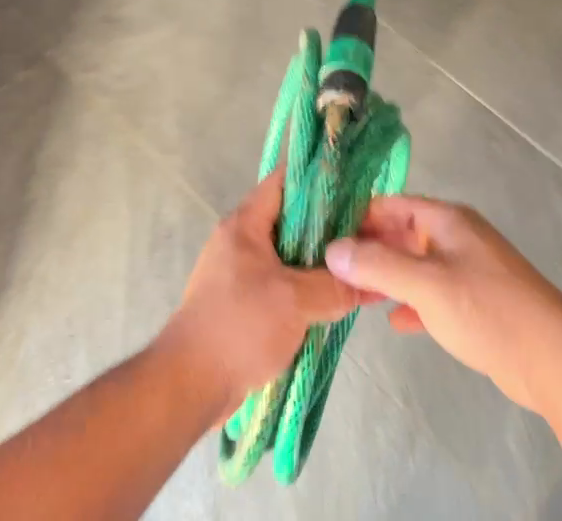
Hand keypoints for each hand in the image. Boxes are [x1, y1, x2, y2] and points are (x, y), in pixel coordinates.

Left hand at [158, 168, 363, 417]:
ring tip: (363, 270)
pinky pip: (285, 286)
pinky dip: (310, 290)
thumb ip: (334, 287)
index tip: (358, 189)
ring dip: (323, 264)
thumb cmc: (239, 326)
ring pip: (291, 256)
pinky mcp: (246, 304)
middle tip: (371, 236)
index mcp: (245, 225)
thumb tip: (368, 283)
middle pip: (293, 220)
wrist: (190, 382)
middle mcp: (241, 242)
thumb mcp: (294, 301)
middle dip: (331, 227)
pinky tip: (340, 301)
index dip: (320, 180)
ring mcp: (242, 274)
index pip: (284, 182)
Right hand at [325, 195, 561, 412]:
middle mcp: (457, 238)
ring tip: (351, 294)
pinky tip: (395, 322)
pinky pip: (433, 295)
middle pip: (402, 234)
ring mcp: (468, 271)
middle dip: (368, 249)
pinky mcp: (476, 304)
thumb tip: (332, 249)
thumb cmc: (487, 310)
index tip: (323, 236)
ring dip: (387, 277)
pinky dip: (412, 303)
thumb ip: (378, 265)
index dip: (357, 217)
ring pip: (415, 266)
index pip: (392, 205)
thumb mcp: (426, 285)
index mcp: (447, 220)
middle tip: (329, 270)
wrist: (553, 360)